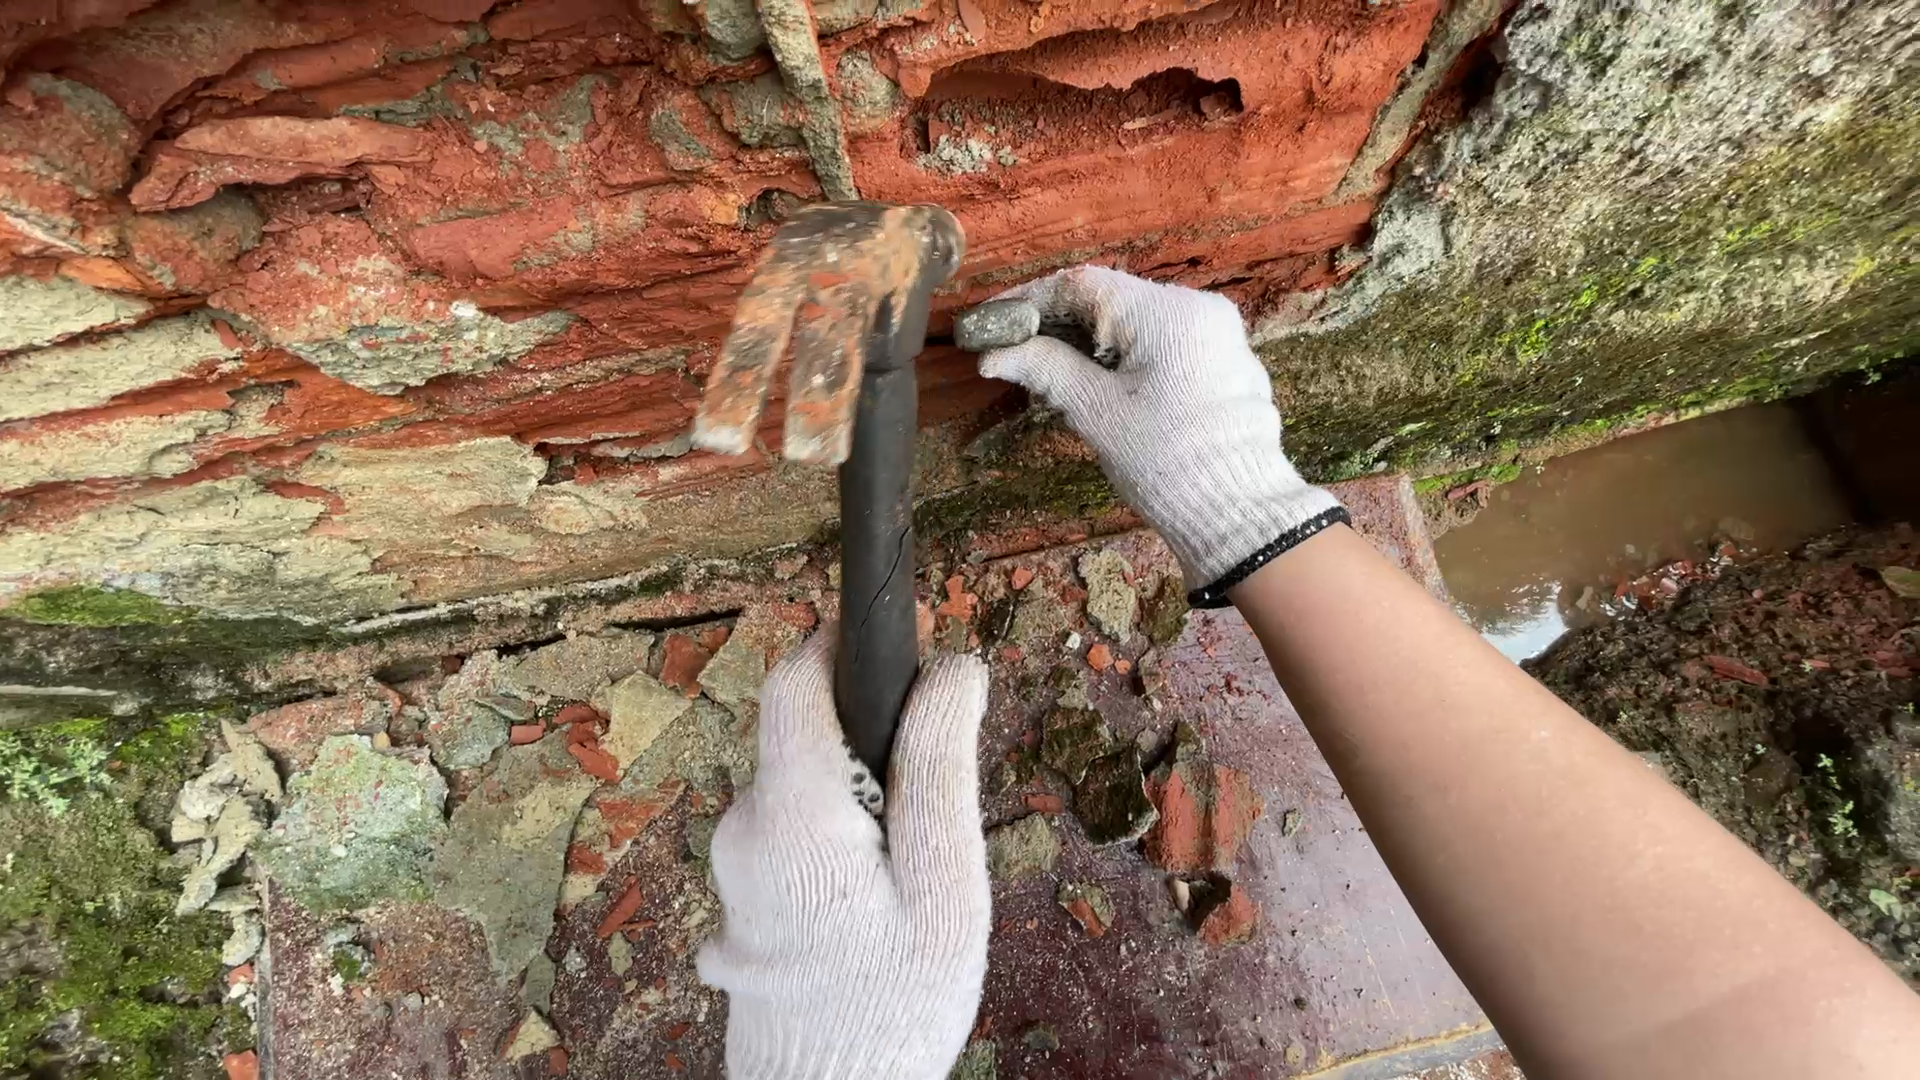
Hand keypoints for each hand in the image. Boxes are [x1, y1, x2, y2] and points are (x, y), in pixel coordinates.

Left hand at [695, 629, 991, 1079]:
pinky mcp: (740, 888)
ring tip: (903, 869)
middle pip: (808, 732)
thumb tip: (953, 666)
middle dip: (870, 741)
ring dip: (858, 794)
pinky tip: (867, 896)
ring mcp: (733, 862)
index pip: (793, 683)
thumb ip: (940, 765)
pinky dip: (836, 831)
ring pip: (806, 781)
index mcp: (792, 814)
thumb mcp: (944, 883)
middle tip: (927, 811)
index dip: (839, 646)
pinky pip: (794, 824)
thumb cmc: (895, 1001)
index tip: (892, 652)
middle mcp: (743, 827)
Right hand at [979, 266, 1343, 604]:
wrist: (1237, 511)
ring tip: (1047, 371)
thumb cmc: (1165, 461)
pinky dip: (1123, 357)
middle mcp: (1198, 309)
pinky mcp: (1222, 363)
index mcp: (1168, 313)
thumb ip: (1046, 370)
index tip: (992, 321)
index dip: (1030, 300)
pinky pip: (1162, 346)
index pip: (1083, 285)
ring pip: (1136, 324)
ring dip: (1089, 343)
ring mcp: (1217, 335)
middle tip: (1013, 350)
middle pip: (1111, 301)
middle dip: (1058, 325)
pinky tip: (1096, 384)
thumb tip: (995, 356)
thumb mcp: (1097, 413)